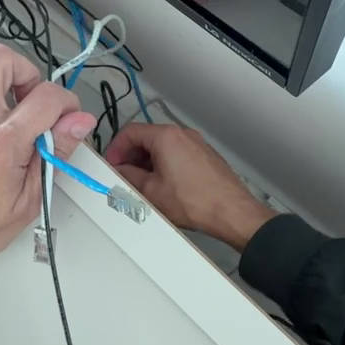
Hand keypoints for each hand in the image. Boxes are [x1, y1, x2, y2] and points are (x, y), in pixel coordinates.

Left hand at [0, 44, 98, 282]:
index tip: (70, 118)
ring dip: (2, 71)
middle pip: (1, 59)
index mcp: (0, 146)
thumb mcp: (30, 200)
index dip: (68, 104)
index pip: (45, 98)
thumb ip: (56, 153)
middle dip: (29, 72)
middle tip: (37, 100)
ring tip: (15, 99)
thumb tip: (77, 123)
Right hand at [104, 123, 277, 250]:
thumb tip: (118, 171)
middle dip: (131, 156)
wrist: (232, 212)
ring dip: (147, 161)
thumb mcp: (150, 192)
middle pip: (147, 137)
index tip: (111, 165)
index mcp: (167, 136)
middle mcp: (183, 134)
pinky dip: (164, 164)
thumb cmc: (193, 202)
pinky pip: (177, 153)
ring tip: (142, 184)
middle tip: (124, 176)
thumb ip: (128, 176)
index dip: (116, 148)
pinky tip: (163, 186)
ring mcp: (197, 144)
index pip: (130, 132)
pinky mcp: (205, 156)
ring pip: (162, 146)